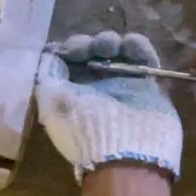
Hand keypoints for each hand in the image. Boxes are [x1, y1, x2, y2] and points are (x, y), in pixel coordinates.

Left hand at [35, 32, 183, 183]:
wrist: (127, 153)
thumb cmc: (85, 128)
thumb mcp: (51, 104)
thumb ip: (47, 77)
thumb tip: (49, 57)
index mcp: (71, 95)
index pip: (66, 62)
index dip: (67, 49)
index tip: (68, 48)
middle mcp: (95, 89)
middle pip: (91, 53)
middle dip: (88, 44)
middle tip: (92, 48)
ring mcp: (123, 86)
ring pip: (116, 52)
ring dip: (111, 41)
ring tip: (111, 46)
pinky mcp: (148, 85)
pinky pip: (143, 57)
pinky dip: (137, 46)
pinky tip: (131, 45)